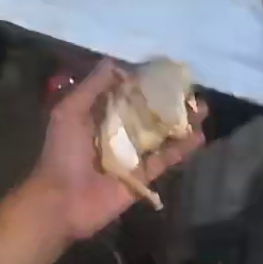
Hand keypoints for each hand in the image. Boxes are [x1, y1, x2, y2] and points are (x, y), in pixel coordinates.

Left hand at [22, 60, 207, 240]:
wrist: (59, 202)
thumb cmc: (62, 152)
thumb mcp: (70, 110)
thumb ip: (93, 85)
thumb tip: (117, 60)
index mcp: (103, 113)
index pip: (130, 91)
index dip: (149, 80)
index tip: (169, 68)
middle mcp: (121, 130)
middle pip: (151, 111)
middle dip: (172, 100)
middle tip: (194, 89)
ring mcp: (134, 153)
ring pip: (163, 133)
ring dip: (183, 122)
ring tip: (204, 109)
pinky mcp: (143, 175)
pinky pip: (166, 159)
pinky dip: (183, 148)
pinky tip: (200, 136)